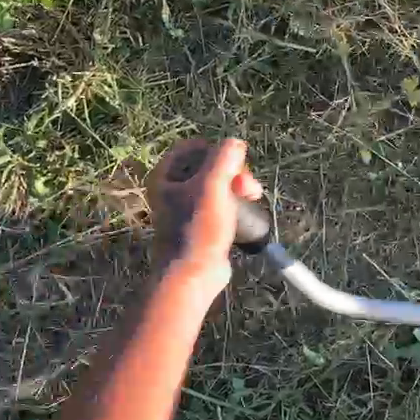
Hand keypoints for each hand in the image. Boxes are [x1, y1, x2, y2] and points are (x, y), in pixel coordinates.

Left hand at [146, 138, 262, 296]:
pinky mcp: (201, 222)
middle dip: (234, 172)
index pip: (196, 147)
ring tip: (253, 197)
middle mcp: (173, 187)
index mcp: (166, 175)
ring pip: (219, 183)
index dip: (219, 152)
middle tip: (248, 188)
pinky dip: (235, 202)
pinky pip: (221, 202)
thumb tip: (236, 143)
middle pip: (210, 164)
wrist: (192, 275)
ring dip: (238, 186)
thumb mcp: (212, 186)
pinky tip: (247, 210)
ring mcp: (187, 206)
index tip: (235, 166)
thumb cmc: (198, 228)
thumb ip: (224, 158)